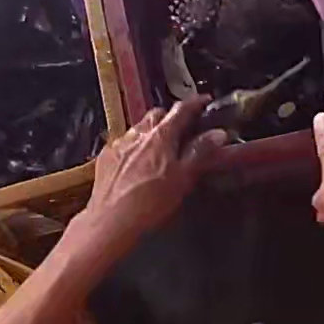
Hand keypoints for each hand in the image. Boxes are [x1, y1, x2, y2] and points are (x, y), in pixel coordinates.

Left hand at [69, 98, 226, 259]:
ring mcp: (119, 144)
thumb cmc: (150, 202)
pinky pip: (123, 144)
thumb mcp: (183, 178)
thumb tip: (218, 133)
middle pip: (157, 115)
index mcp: (161, 135)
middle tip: (183, 129)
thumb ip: (201, 152)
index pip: (181, 110)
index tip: (204, 102)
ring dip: (151, 132)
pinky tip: (137, 164)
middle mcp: (138, 134)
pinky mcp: (105, 158)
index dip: (195, 104)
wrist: (111, 222)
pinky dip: (134, 147)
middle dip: (171, 117)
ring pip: (139, 129)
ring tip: (161, 148)